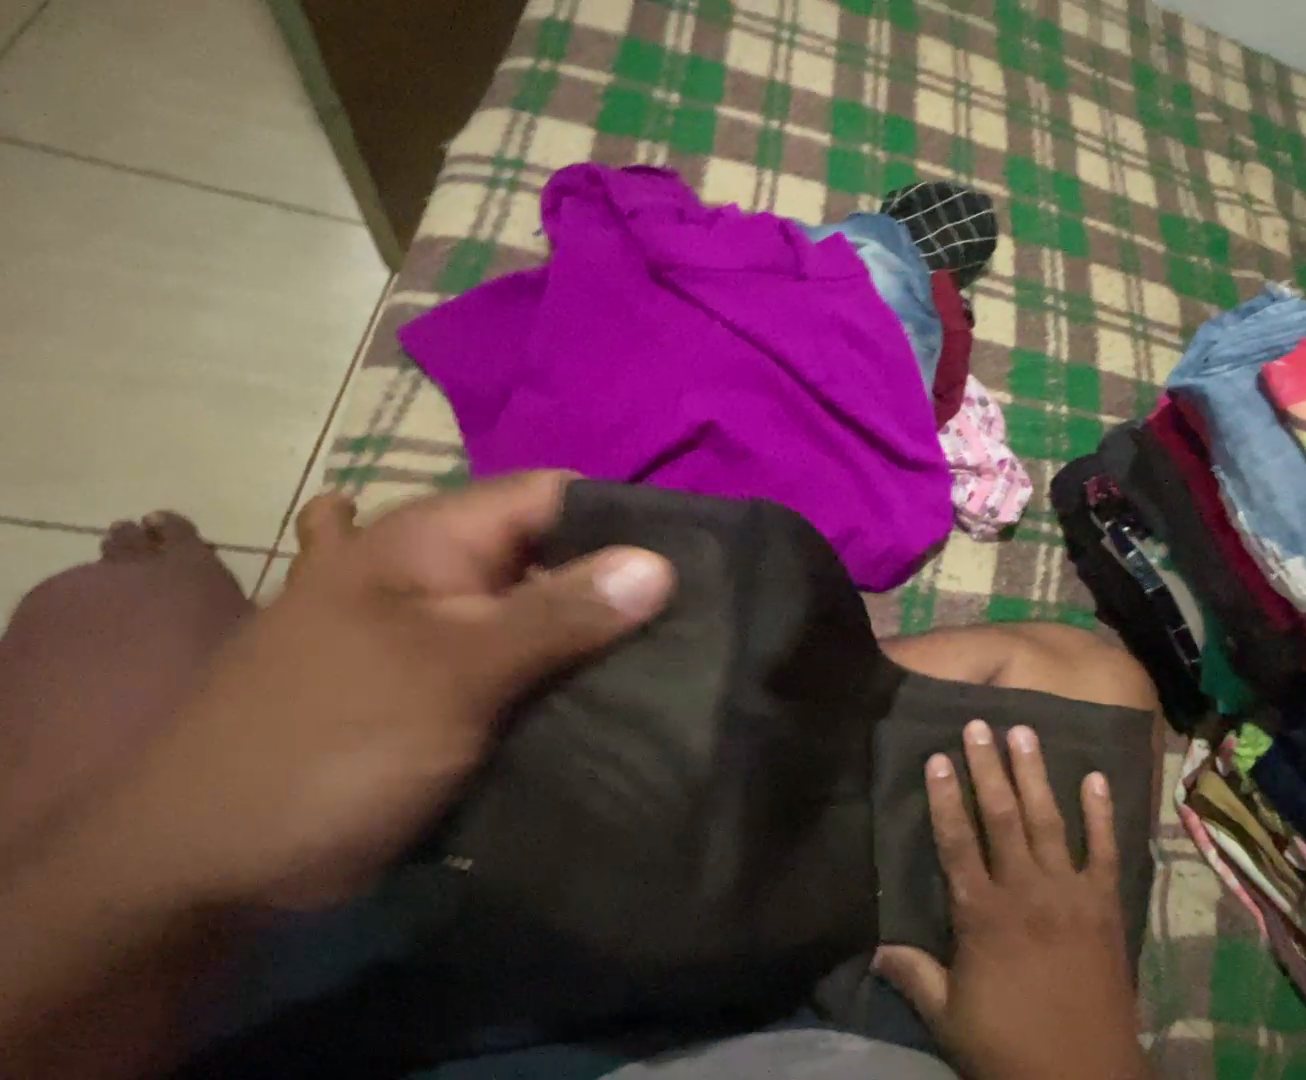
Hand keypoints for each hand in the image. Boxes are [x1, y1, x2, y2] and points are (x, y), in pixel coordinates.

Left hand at [68, 471, 675, 910]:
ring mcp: (445, 634)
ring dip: (602, 635)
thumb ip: (558, 614)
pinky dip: (571, 674)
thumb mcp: (452, 672)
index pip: (553, 496)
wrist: (209, 869)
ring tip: (683, 654)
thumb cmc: (328, 745)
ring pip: (547, 615)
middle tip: (702, 617)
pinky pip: (530, 666)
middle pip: (556, 555)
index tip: (696, 559)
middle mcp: (443, 574)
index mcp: (430, 541)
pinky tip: (624, 690)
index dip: (623, 517)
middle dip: (623, 583)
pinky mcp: (452, 690)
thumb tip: (662, 563)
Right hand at [873, 721, 1148, 1079]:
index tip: (937, 757)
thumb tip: (873, 948)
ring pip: (1049, 819)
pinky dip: (1100, 811)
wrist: (1085, 1076)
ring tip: (1024, 731)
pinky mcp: (1105, 903)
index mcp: (982, 914)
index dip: (945, 798)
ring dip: (1035, 773)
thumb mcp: (949, 1018)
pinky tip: (1094, 775)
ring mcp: (1069, 892)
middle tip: (979, 723)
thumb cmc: (1009, 1047)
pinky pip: (1104, 848)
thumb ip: (914, 976)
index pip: (957, 842)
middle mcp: (1025, 890)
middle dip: (988, 767)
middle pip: (1002, 816)